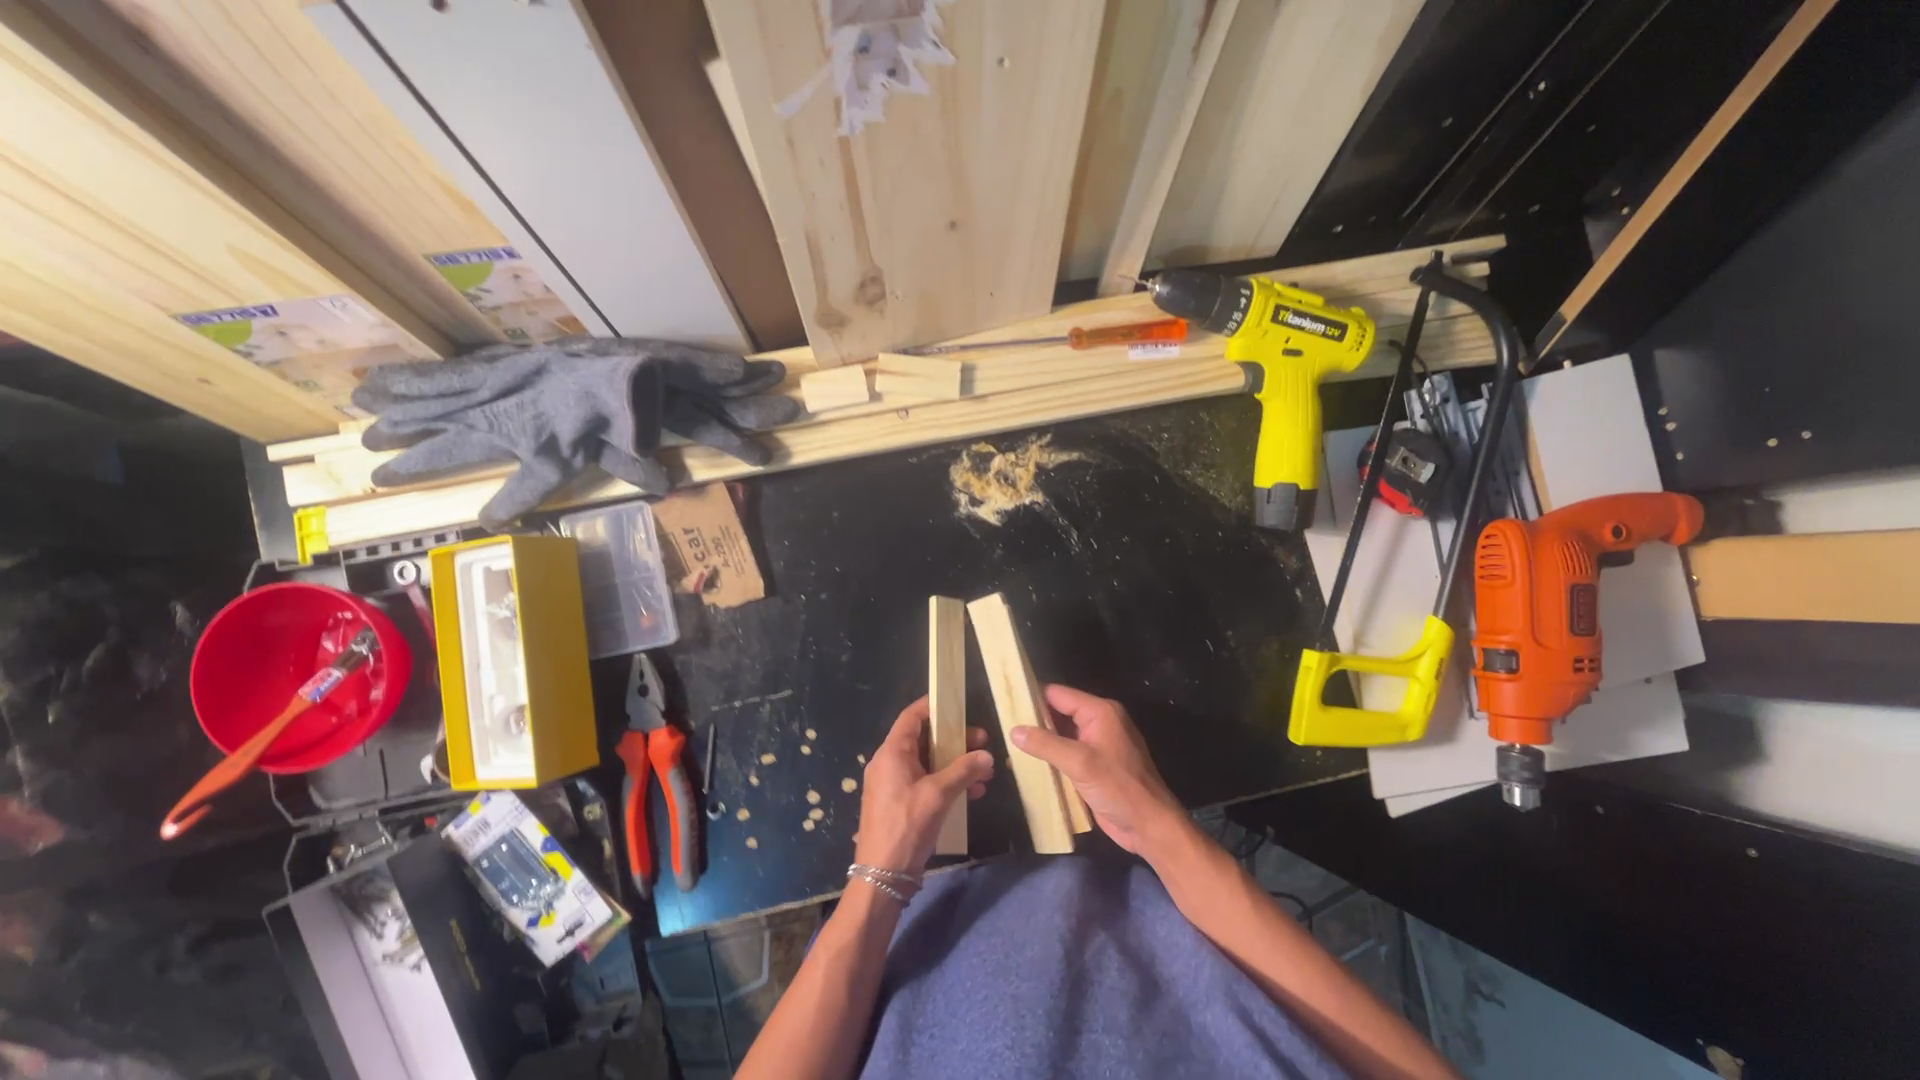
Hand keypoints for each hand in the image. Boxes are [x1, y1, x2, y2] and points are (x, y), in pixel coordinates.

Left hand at [853, 697, 993, 875]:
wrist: (882, 875)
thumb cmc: (906, 826)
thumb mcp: (938, 795)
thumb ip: (964, 771)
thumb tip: (987, 756)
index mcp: (892, 753)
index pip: (911, 717)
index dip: (933, 706)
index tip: (958, 704)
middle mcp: (889, 764)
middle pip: (924, 740)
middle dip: (955, 740)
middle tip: (983, 743)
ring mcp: (894, 785)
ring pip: (928, 763)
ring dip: (956, 764)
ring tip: (985, 773)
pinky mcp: (901, 804)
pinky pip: (926, 782)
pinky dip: (948, 783)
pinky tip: (972, 793)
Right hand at [1010, 685, 1189, 858]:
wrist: (1149, 825)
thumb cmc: (1118, 787)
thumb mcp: (1080, 763)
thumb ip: (1046, 744)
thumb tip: (1014, 730)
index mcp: (1100, 712)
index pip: (1059, 694)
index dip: (1032, 695)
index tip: (1005, 701)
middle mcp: (1099, 723)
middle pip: (1059, 712)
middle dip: (1033, 720)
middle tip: (1001, 725)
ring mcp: (1097, 745)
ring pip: (1061, 735)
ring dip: (1040, 741)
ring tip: (1007, 744)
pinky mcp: (1094, 766)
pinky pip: (1067, 754)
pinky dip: (1049, 757)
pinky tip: (1027, 765)